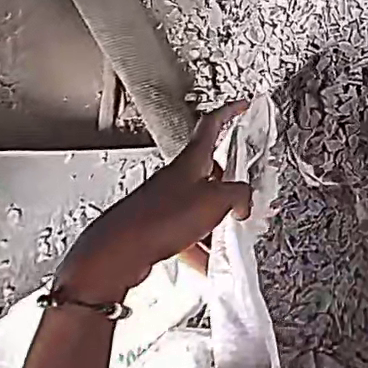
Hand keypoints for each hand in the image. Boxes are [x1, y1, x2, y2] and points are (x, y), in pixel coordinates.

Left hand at [59, 101, 252, 303]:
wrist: (121, 251)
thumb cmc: (159, 218)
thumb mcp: (217, 200)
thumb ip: (239, 195)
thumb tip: (244, 200)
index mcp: (192, 160)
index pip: (213, 124)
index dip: (230, 112)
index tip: (242, 106)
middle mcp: (178, 176)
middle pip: (211, 169)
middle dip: (231, 182)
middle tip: (245, 193)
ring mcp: (167, 200)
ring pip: (201, 204)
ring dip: (217, 219)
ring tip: (228, 234)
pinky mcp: (160, 225)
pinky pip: (189, 232)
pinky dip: (201, 246)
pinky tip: (207, 261)